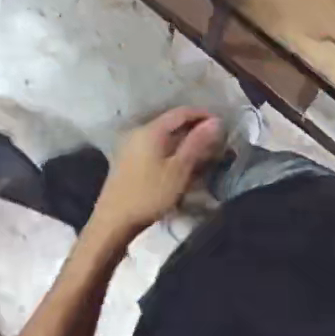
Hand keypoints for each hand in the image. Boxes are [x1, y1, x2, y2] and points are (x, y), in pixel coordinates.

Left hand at [91, 107, 225, 239]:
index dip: (203, 115)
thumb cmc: (149, 195)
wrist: (112, 223)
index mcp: (151, 130)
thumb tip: (216, 120)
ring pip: (163, 134)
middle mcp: (139, 132)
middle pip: (171, 121)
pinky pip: (154, 144)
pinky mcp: (127, 159)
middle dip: (194, 127)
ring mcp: (130, 145)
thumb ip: (197, 143)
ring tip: (201, 150)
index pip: (182, 112)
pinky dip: (171, 147)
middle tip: (214, 139)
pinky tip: (179, 160)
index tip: (221, 124)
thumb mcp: (179, 170)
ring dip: (183, 138)